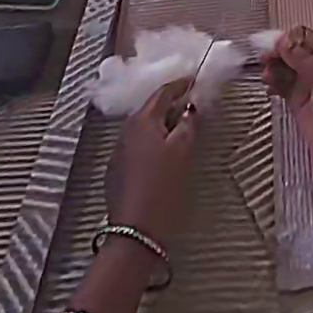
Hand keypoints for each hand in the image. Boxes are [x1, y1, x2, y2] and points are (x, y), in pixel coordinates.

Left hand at [106, 79, 200, 246]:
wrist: (135, 231)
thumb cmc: (162, 186)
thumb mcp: (183, 151)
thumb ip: (189, 123)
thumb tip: (191, 107)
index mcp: (143, 120)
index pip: (163, 92)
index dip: (181, 84)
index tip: (195, 80)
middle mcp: (127, 129)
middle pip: (152, 108)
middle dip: (172, 104)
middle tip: (192, 105)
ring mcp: (119, 149)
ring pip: (144, 127)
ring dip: (162, 123)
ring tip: (181, 128)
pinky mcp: (117, 169)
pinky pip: (138, 143)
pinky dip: (153, 140)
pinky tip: (163, 153)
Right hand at [260, 27, 312, 178]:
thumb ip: (305, 61)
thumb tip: (284, 41)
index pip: (304, 37)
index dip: (288, 39)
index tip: (274, 47)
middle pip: (291, 50)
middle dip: (276, 52)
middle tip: (264, 58)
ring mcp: (307, 85)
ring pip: (284, 66)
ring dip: (272, 66)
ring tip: (266, 75)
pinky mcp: (298, 102)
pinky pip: (281, 84)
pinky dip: (272, 82)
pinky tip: (268, 85)